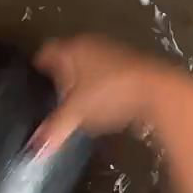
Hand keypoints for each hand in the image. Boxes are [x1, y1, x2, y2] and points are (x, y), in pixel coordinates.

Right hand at [31, 35, 184, 151]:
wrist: (158, 90)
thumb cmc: (109, 93)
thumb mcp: (76, 114)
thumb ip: (54, 129)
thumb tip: (36, 148)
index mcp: (70, 49)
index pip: (46, 51)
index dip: (38, 64)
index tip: (34, 78)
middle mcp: (89, 44)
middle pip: (67, 54)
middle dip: (60, 71)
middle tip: (52, 91)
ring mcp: (112, 51)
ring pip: (88, 61)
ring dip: (82, 76)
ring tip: (75, 98)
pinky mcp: (131, 63)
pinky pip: (106, 70)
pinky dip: (100, 82)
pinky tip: (101, 100)